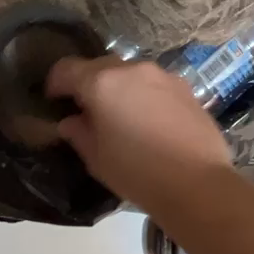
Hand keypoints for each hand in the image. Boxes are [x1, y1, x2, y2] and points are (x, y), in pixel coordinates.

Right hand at [45, 56, 232, 208]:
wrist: (198, 185)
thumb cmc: (138, 174)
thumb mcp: (97, 159)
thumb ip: (79, 134)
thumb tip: (72, 121)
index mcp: (102, 83)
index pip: (66, 69)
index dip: (55, 84)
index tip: (54, 102)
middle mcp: (133, 70)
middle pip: (101, 67)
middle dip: (90, 85)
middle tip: (89, 113)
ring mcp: (164, 77)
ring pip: (133, 76)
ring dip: (122, 91)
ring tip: (124, 119)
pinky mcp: (188, 91)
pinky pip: (157, 87)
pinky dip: (147, 98)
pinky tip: (152, 124)